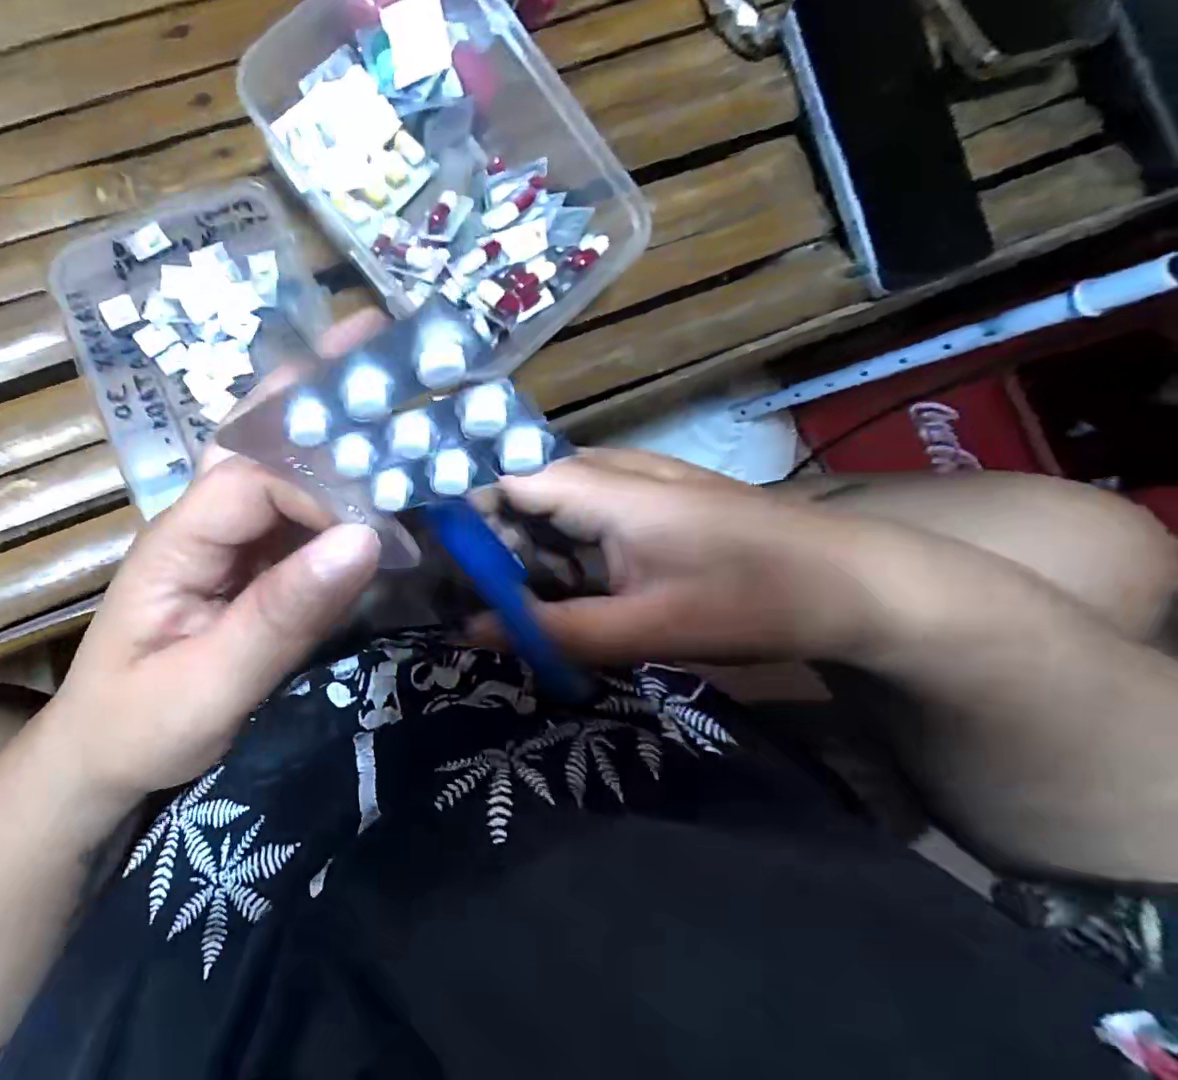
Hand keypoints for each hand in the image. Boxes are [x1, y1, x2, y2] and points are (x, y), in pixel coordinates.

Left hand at [39, 311, 390, 797]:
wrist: (100, 755)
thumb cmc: (139, 725)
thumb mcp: (209, 685)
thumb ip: (280, 617)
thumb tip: (362, 541)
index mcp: (176, 540)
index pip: (251, 481)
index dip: (317, 488)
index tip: (377, 522)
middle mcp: (198, 524)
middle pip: (254, 443)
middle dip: (311, 393)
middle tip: (374, 333)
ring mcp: (221, 543)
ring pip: (276, 471)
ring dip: (326, 428)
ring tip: (381, 373)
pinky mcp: (242, 568)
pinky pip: (292, 520)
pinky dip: (334, 494)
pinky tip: (372, 471)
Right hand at [490, 449, 924, 665]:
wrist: (864, 584)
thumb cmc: (755, 600)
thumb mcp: (646, 629)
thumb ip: (551, 630)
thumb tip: (468, 631)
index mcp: (603, 487)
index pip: (497, 485)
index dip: (462, 526)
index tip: (445, 575)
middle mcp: (606, 467)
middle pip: (515, 496)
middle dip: (493, 548)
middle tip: (488, 604)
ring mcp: (627, 477)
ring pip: (543, 506)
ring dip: (527, 553)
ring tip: (528, 602)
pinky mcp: (643, 495)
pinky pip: (575, 513)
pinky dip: (559, 550)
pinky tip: (575, 588)